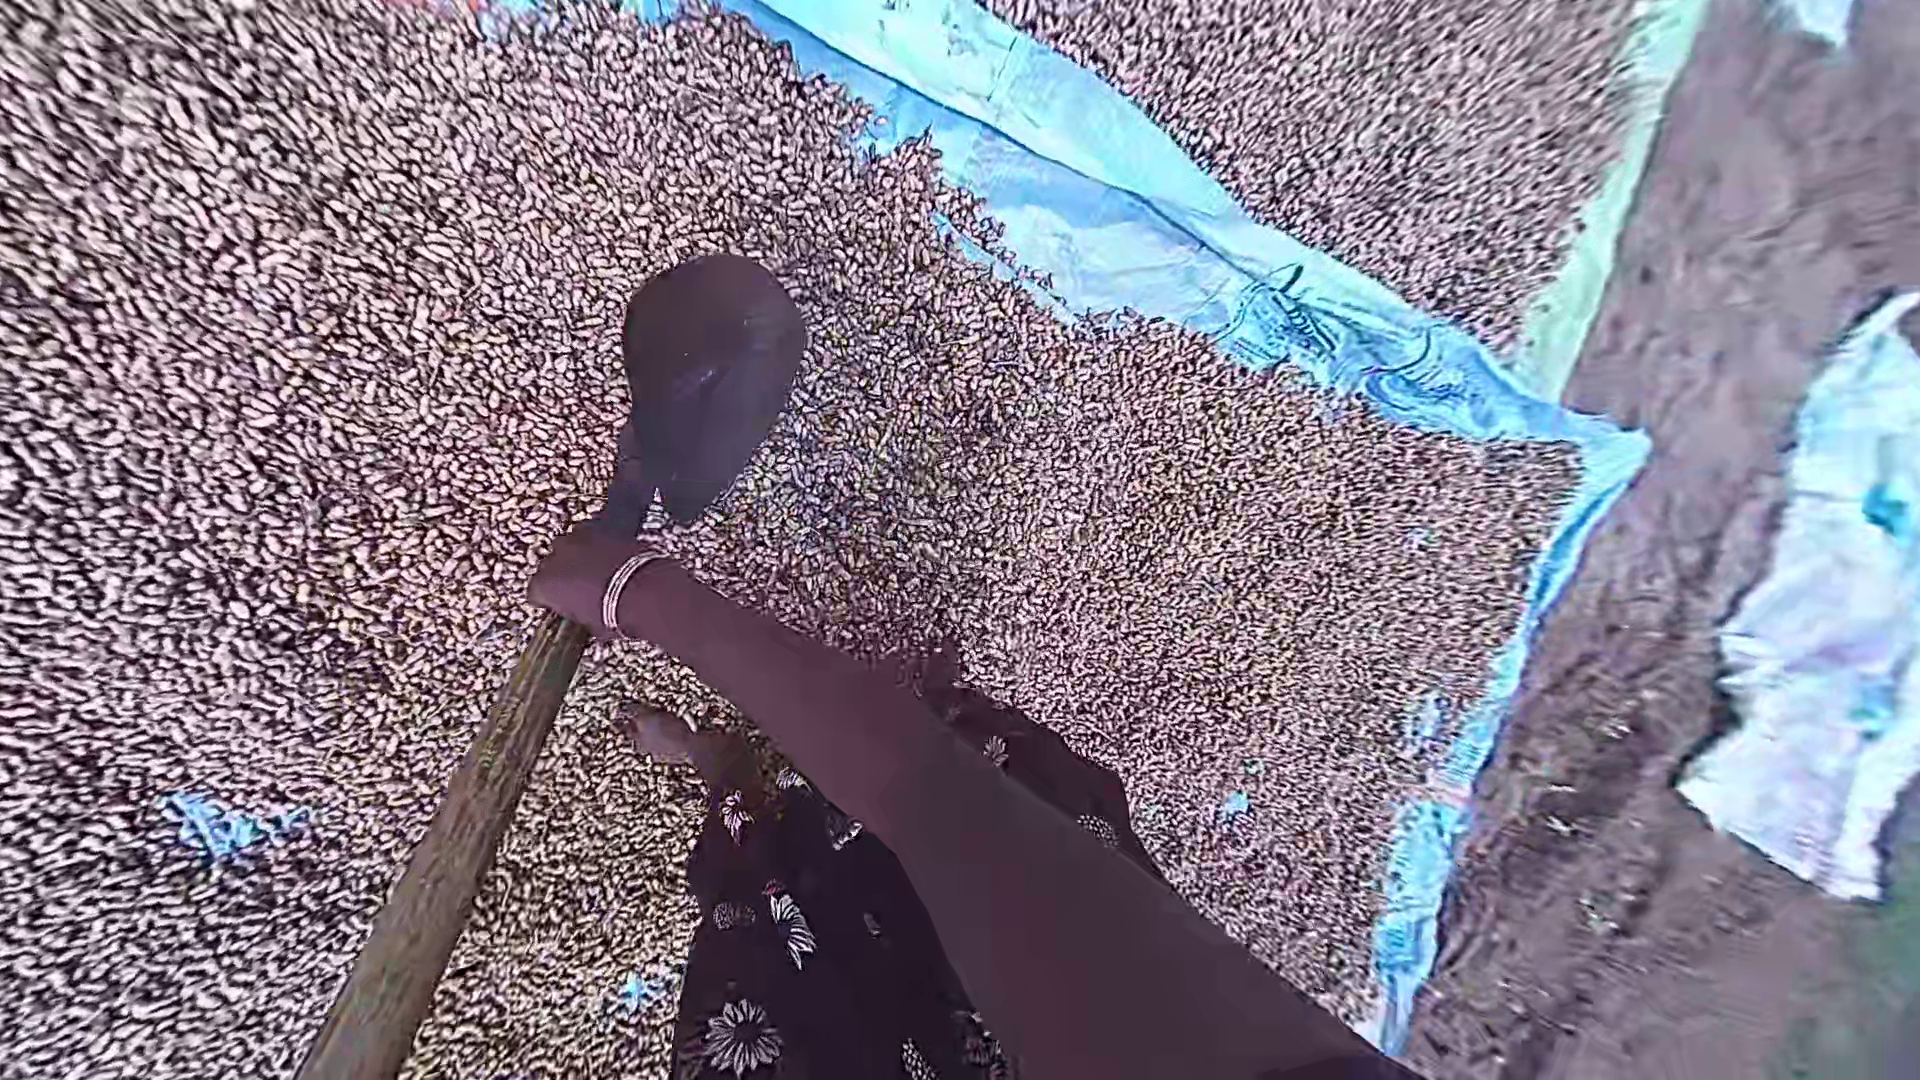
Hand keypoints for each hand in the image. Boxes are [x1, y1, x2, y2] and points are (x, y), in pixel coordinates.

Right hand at [527, 525, 666, 636]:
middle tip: (583, 587)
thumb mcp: (591, 626)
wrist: (650, 592)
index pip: (537, 592)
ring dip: (582, 555)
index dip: (551, 600)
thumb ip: (578, 614)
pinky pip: (596, 536)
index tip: (561, 604)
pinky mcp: (606, 529)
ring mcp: (580, 539)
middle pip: (553, 564)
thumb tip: (585, 614)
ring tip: (600, 570)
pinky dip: (602, 545)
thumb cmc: (619, 613)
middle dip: (565, 574)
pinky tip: (615, 558)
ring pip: (573, 545)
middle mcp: (556, 557)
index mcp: (544, 584)